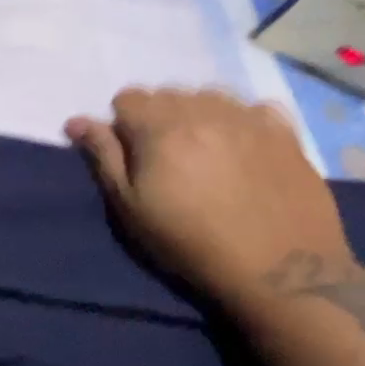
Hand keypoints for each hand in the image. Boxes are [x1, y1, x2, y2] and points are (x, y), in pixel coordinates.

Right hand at [65, 88, 354, 311]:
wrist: (281, 272)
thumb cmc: (190, 242)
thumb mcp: (130, 206)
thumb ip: (103, 156)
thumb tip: (76, 121)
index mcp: (161, 129)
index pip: (128, 97)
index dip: (122, 124)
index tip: (131, 154)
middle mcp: (206, 113)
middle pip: (168, 93)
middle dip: (158, 116)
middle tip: (164, 156)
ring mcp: (252, 121)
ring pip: (210, 95)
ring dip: (198, 113)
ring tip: (203, 148)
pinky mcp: (288, 137)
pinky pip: (256, 107)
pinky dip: (242, 118)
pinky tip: (243, 145)